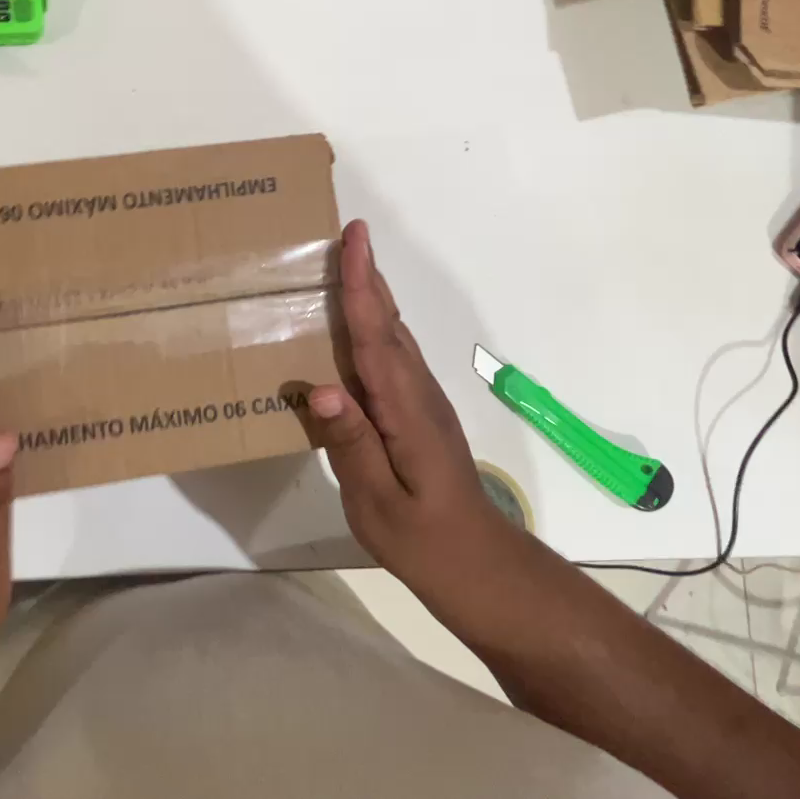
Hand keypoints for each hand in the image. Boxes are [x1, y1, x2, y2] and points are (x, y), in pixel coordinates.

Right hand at [308, 220, 514, 603]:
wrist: (479, 566)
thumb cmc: (424, 541)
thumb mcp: (378, 503)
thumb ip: (351, 443)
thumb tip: (321, 389)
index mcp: (405, 411)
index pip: (376, 338)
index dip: (360, 287)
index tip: (353, 239)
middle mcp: (417, 395)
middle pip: (389, 324)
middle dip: (367, 276)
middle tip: (347, 232)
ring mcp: (420, 403)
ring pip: (393, 337)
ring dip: (371, 295)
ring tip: (346, 262)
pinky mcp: (416, 414)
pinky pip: (390, 357)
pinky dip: (373, 327)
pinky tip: (356, 327)